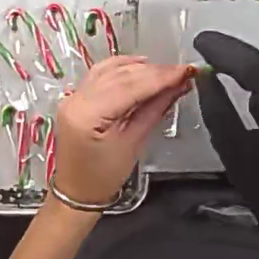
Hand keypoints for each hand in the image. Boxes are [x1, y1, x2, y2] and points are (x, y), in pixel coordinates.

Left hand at [52, 56, 192, 206]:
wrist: (77, 192)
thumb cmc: (103, 176)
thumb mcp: (133, 144)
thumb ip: (154, 110)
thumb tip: (176, 86)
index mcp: (86, 114)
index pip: (128, 86)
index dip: (160, 76)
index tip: (186, 71)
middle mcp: (75, 99)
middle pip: (119, 76)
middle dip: (153, 71)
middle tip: (182, 70)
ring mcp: (73, 96)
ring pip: (110, 70)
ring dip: (139, 68)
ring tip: (167, 71)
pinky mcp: (76, 97)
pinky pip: (100, 74)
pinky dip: (122, 68)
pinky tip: (141, 66)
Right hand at [191, 32, 258, 258]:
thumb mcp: (231, 148)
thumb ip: (217, 109)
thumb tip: (204, 76)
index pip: (256, 71)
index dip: (227, 52)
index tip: (201, 41)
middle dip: (234, 52)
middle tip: (204, 42)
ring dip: (242, 61)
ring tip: (213, 52)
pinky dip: (251, 76)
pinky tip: (233, 73)